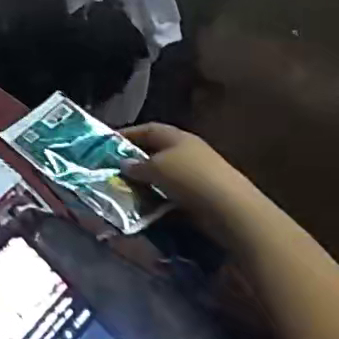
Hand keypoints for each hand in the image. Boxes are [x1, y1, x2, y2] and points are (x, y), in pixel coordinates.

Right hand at [120, 123, 261, 226]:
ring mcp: (196, 174)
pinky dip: (158, 199)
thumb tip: (124, 164)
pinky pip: (172, 194)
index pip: (148, 129)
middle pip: (156, 151)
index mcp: (177, 137)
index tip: (108, 143)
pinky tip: (146, 208)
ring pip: (163, 175)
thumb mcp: (157, 168)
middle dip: (136, 160)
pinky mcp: (201, 196)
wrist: (230, 210)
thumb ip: (138, 165)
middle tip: (114, 171)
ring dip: (146, 183)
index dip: (128, 134)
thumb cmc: (190, 178)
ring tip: (126, 192)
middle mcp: (187, 151)